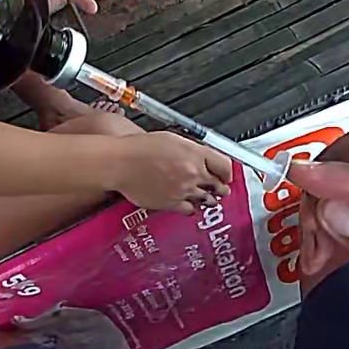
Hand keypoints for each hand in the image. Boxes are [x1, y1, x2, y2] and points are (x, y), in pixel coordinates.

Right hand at [108, 132, 233, 212]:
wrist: (120, 162)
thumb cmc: (139, 148)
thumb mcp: (171, 139)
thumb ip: (190, 149)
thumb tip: (200, 157)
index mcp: (195, 153)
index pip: (225, 166)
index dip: (228, 172)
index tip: (226, 175)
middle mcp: (192, 172)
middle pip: (218, 185)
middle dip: (220, 187)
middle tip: (220, 189)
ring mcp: (183, 189)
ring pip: (206, 199)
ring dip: (208, 199)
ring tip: (207, 198)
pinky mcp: (172, 203)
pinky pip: (190, 209)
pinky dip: (192, 208)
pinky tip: (190, 205)